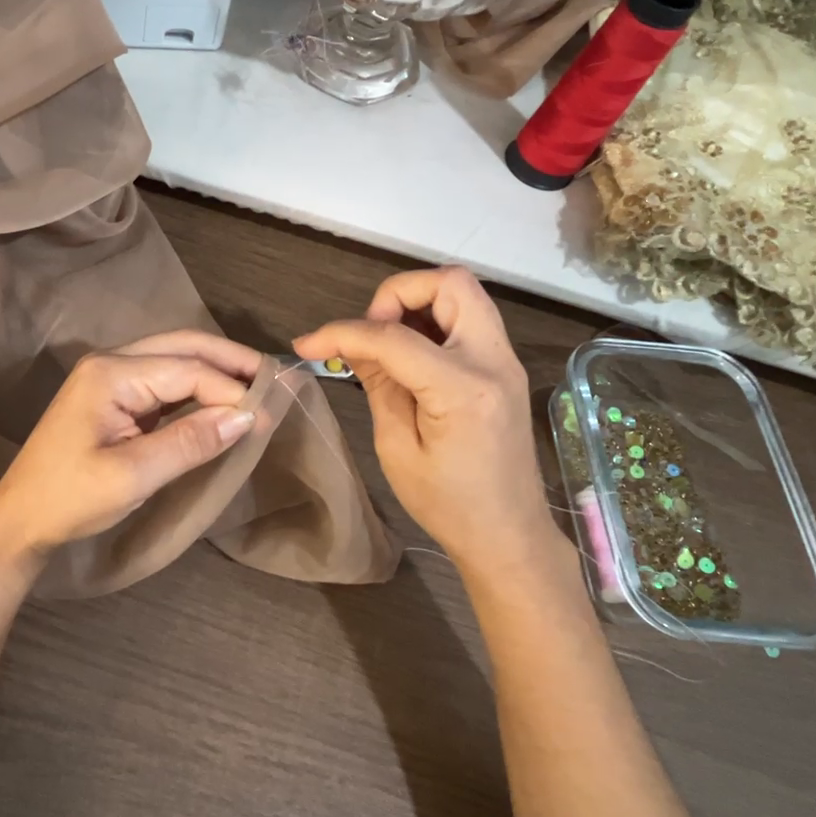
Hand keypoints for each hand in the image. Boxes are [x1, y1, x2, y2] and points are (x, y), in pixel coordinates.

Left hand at [0, 330, 260, 560]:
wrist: (20, 520)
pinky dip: (194, 389)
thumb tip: (246, 416)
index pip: (188, 369)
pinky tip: (219, 403)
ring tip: (257, 389)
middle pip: (183, 346)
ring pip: (174, 359)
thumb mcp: (134, 475)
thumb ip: (191, 441)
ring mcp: (109, 378)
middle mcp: (111, 363)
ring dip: (215, 372)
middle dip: (230, 361)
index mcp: (111, 374)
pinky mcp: (112, 398)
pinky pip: (162, 381)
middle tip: (275, 380)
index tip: (268, 414)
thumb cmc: (70, 498)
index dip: (231, 390)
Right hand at [294, 267, 553, 568]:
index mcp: (462, 388)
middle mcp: (493, 361)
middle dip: (398, 294)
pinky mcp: (504, 367)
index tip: (307, 343)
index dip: (343, 332)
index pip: (393, 335)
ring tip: (387, 344)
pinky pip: (469, 318)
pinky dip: (434, 320)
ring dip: (418, 303)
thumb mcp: (397, 447)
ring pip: (463, 293)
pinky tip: (409, 355)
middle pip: (450, 282)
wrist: (508, 534)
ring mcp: (505, 360)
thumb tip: (349, 344)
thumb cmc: (448, 504)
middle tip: (372, 332)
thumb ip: (377, 383)